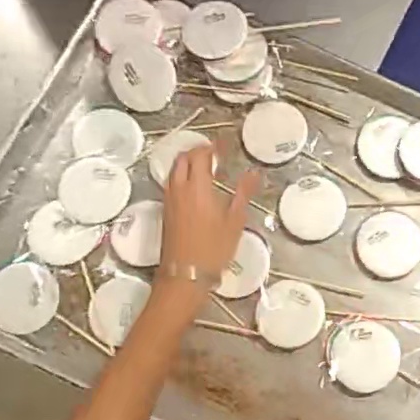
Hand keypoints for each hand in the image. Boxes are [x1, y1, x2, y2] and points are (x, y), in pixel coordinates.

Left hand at [160, 146, 258, 292]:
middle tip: (212, 153)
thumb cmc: (213, 249)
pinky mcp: (165, 211)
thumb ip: (243, 193)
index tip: (222, 145)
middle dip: (196, 151)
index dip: (211, 147)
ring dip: (186, 162)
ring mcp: (169, 200)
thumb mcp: (235, 222)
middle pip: (183, 158)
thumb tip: (254, 172)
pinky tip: (194, 187)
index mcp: (197, 187)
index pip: (200, 155)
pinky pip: (171, 183)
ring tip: (203, 167)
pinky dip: (181, 176)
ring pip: (174, 170)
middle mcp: (179, 188)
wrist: (185, 274)